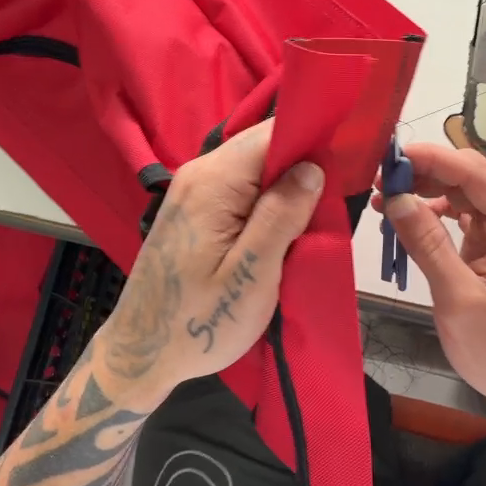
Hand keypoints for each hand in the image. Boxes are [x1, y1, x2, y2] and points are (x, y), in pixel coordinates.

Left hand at [88, 119, 323, 408]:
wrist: (141, 352)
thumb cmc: (198, 323)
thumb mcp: (250, 276)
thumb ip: (280, 216)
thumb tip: (311, 167)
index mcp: (214, 182)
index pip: (272, 133)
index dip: (311, 142)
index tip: (345, 166)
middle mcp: (199, 173)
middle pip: (262, 148)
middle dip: (300, 168)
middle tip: (330, 205)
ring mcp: (191, 190)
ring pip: (252, 169)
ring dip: (283, 189)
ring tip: (310, 222)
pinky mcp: (192, 210)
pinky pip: (238, 189)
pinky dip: (263, 203)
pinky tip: (279, 232)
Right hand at [376, 145, 485, 440]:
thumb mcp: (458, 297)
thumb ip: (427, 242)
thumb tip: (395, 196)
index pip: (475, 173)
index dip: (431, 158)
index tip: (388, 156)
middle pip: (473, 178)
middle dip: (426, 173)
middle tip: (379, 178)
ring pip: (469, 196)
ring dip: (429, 193)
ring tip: (384, 197)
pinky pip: (471, 219)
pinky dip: (439, 215)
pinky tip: (408, 219)